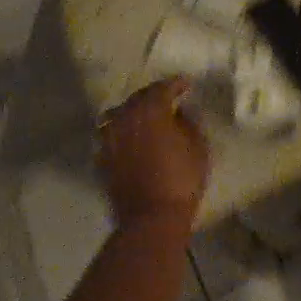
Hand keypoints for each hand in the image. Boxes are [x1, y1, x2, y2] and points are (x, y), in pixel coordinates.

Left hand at [95, 78, 210, 225]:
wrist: (151, 217)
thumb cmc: (182, 179)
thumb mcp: (198, 146)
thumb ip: (188, 123)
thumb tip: (178, 112)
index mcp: (150, 111)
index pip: (162, 88)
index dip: (176, 84)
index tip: (187, 84)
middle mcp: (124, 118)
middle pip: (137, 98)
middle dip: (153, 95)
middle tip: (168, 97)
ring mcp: (108, 138)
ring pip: (119, 114)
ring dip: (134, 111)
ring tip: (147, 116)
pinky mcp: (102, 157)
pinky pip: (111, 133)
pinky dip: (123, 130)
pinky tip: (133, 137)